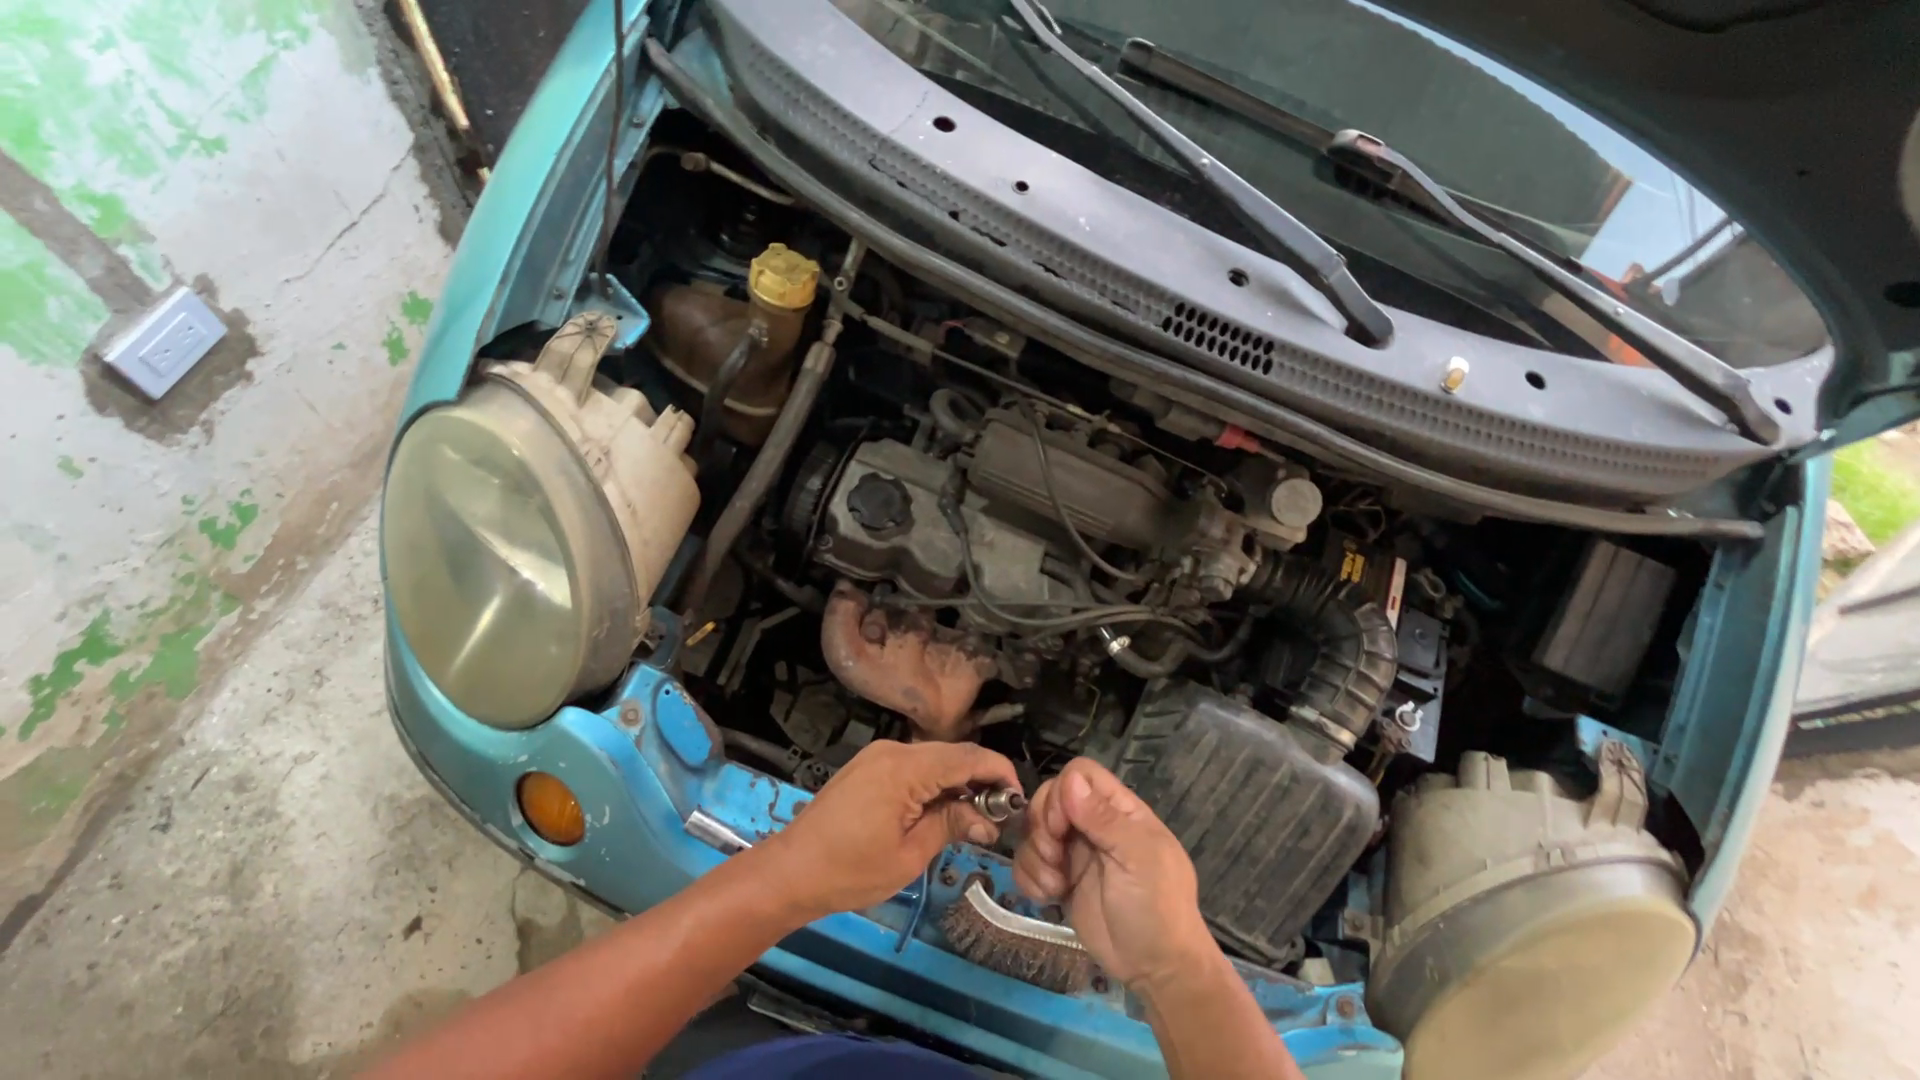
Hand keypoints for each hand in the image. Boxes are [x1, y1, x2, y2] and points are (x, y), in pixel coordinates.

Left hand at [753, 740, 1020, 920]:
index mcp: (905, 768)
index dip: (999, 772)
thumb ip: (951, 825)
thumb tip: (987, 818)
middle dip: (980, 780)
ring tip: (973, 819)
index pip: (968, 757)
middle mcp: (893, 750)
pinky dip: (933, 783)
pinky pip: (913, 766)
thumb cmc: (850, 871)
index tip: (1018, 800)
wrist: (790, 872)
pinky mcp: (868, 766)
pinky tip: (940, 810)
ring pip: (933, 760)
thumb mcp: (910, 855)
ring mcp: (878, 755)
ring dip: (957, 783)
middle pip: (952, 755)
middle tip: (998, 817)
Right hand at [1012, 758, 1217, 990]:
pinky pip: (1028, 864)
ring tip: (1055, 886)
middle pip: (1048, 799)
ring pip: (1033, 832)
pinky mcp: (1060, 881)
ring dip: (1035, 858)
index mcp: (1120, 812)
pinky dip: (1030, 879)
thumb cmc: (1157, 907)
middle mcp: (1093, 825)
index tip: (1061, 827)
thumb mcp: (1138, 859)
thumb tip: (1069, 781)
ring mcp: (1075, 853)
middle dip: (1042, 828)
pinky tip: (1048, 898)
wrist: (1156, 968)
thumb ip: (1104, 819)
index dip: (1062, 794)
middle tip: (1055, 858)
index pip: (1079, 775)